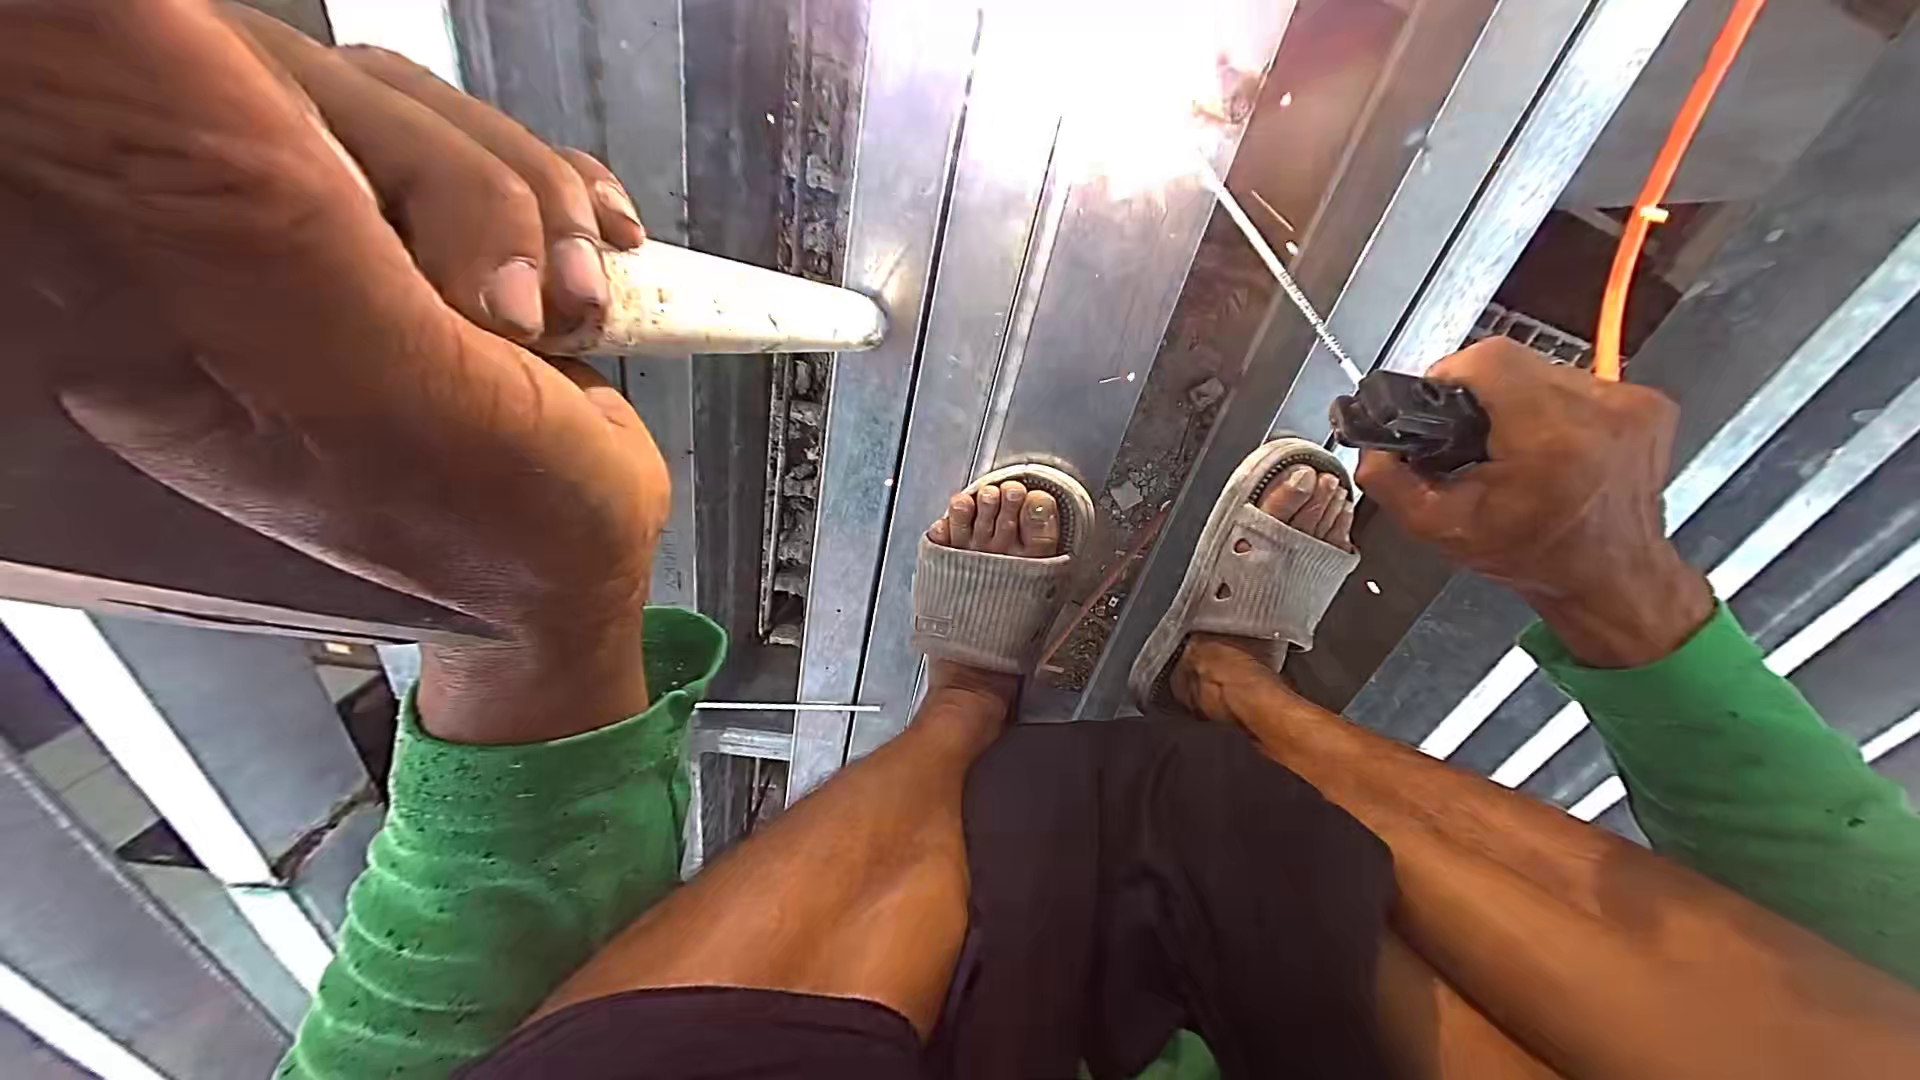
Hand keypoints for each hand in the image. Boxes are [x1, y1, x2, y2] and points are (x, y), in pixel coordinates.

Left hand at [0, 0, 664, 740]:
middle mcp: (239, 244)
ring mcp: (364, 238)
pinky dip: (580, 196)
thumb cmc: (502, 514)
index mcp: (158, 283)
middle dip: (490, 204)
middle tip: (540, 324)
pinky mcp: (459, 246)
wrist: (584, 556)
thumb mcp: (384, 387)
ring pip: (438, 114)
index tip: (451, 272)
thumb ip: (250, 211)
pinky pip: (511, 149)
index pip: (152, 86)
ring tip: (586, 317)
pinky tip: (612, 250)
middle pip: (340, 91)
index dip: (325, 141)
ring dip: (552, 215)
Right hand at [1359, 339, 1711, 666]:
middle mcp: (1601, 411)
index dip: (1446, 374)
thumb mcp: (1434, 526)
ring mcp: (1631, 403)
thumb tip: (1372, 447)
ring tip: (1495, 441)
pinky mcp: (1646, 403)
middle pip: (1510, 361)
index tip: (1433, 404)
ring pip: (1539, 367)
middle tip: (1457, 433)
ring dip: (1507, 396)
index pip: (1488, 360)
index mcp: (1549, 438)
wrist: (1608, 575)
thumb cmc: (1529, 554)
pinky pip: (1571, 381)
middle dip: (1472, 391)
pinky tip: (1532, 440)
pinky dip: (1541, 404)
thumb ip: (1388, 481)